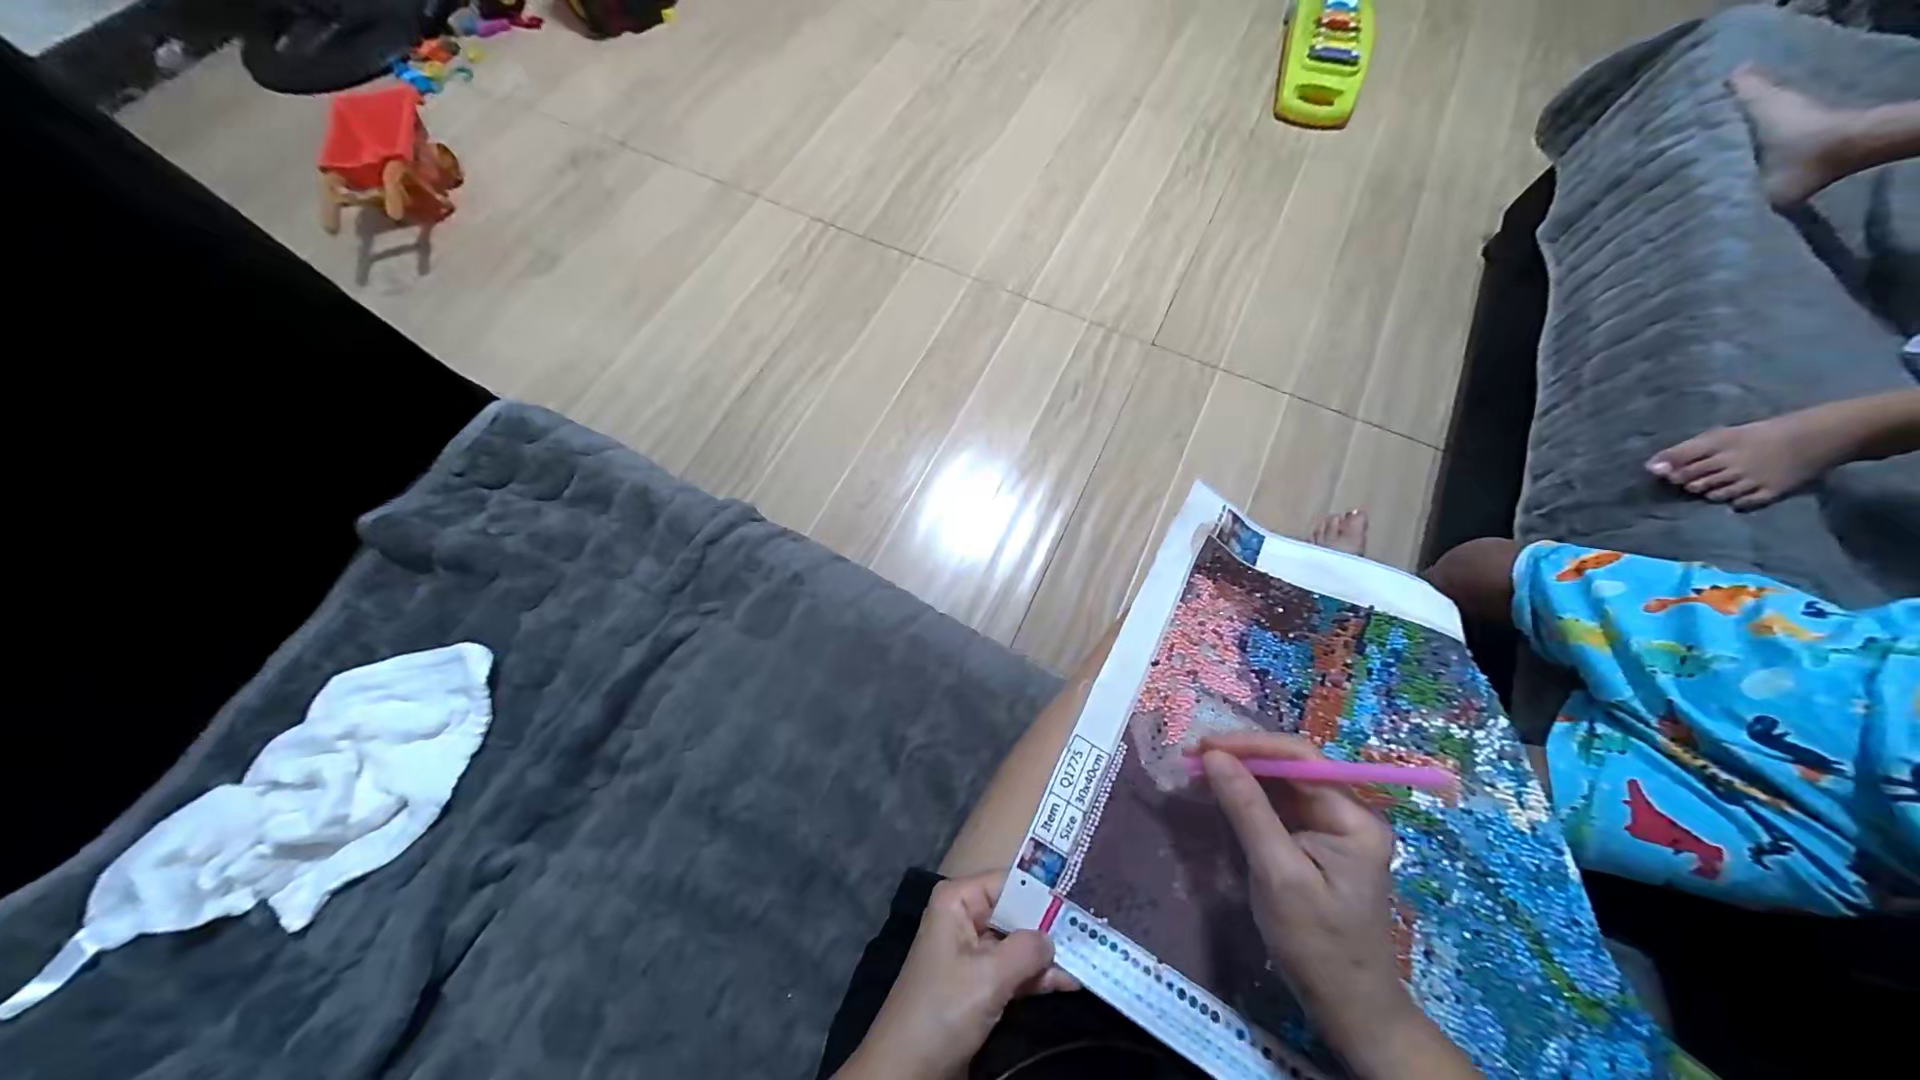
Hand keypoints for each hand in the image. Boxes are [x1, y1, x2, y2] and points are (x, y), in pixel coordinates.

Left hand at [838, 871, 1079, 1079]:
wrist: (906, 1071)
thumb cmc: (942, 1010)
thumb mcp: (988, 976)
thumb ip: (1026, 950)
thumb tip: (1053, 936)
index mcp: (958, 901)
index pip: (1009, 882)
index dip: (1044, 890)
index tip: (1083, 897)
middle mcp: (966, 918)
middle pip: (1017, 912)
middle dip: (1051, 924)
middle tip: (1095, 927)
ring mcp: (973, 953)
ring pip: (1020, 943)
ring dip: (1050, 955)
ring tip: (1091, 955)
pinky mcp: (980, 985)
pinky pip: (1015, 971)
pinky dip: (1039, 977)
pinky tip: (1071, 981)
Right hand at [1200, 734, 1479, 1079]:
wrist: (1346, 1005)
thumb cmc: (1315, 942)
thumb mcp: (1277, 873)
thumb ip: (1247, 809)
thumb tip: (1214, 756)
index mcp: (1352, 817)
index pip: (1300, 758)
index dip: (1251, 745)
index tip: (1204, 747)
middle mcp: (1347, 812)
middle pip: (1290, 766)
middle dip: (1241, 758)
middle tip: (1193, 758)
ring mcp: (1331, 827)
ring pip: (1280, 783)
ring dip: (1239, 774)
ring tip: (1197, 770)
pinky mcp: (1314, 841)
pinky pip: (1278, 805)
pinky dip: (1246, 796)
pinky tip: (1218, 793)